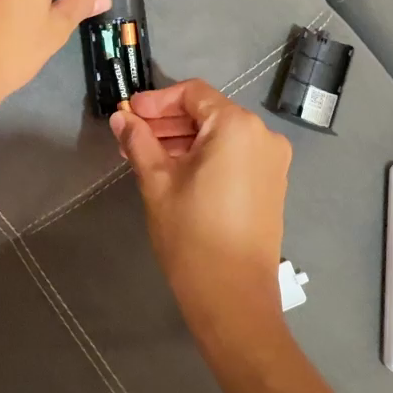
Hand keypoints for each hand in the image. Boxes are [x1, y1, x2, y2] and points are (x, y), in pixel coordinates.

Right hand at [110, 79, 291, 322]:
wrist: (234, 298)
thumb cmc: (192, 234)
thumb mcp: (156, 182)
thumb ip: (138, 141)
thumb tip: (120, 118)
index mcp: (236, 126)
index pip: (192, 94)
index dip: (156, 100)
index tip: (128, 114)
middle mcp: (262, 135)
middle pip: (207, 112)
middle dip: (167, 121)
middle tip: (131, 136)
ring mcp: (272, 161)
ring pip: (219, 135)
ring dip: (183, 140)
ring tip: (145, 156)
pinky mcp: (271, 184)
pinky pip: (233, 155)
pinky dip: (204, 156)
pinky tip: (173, 171)